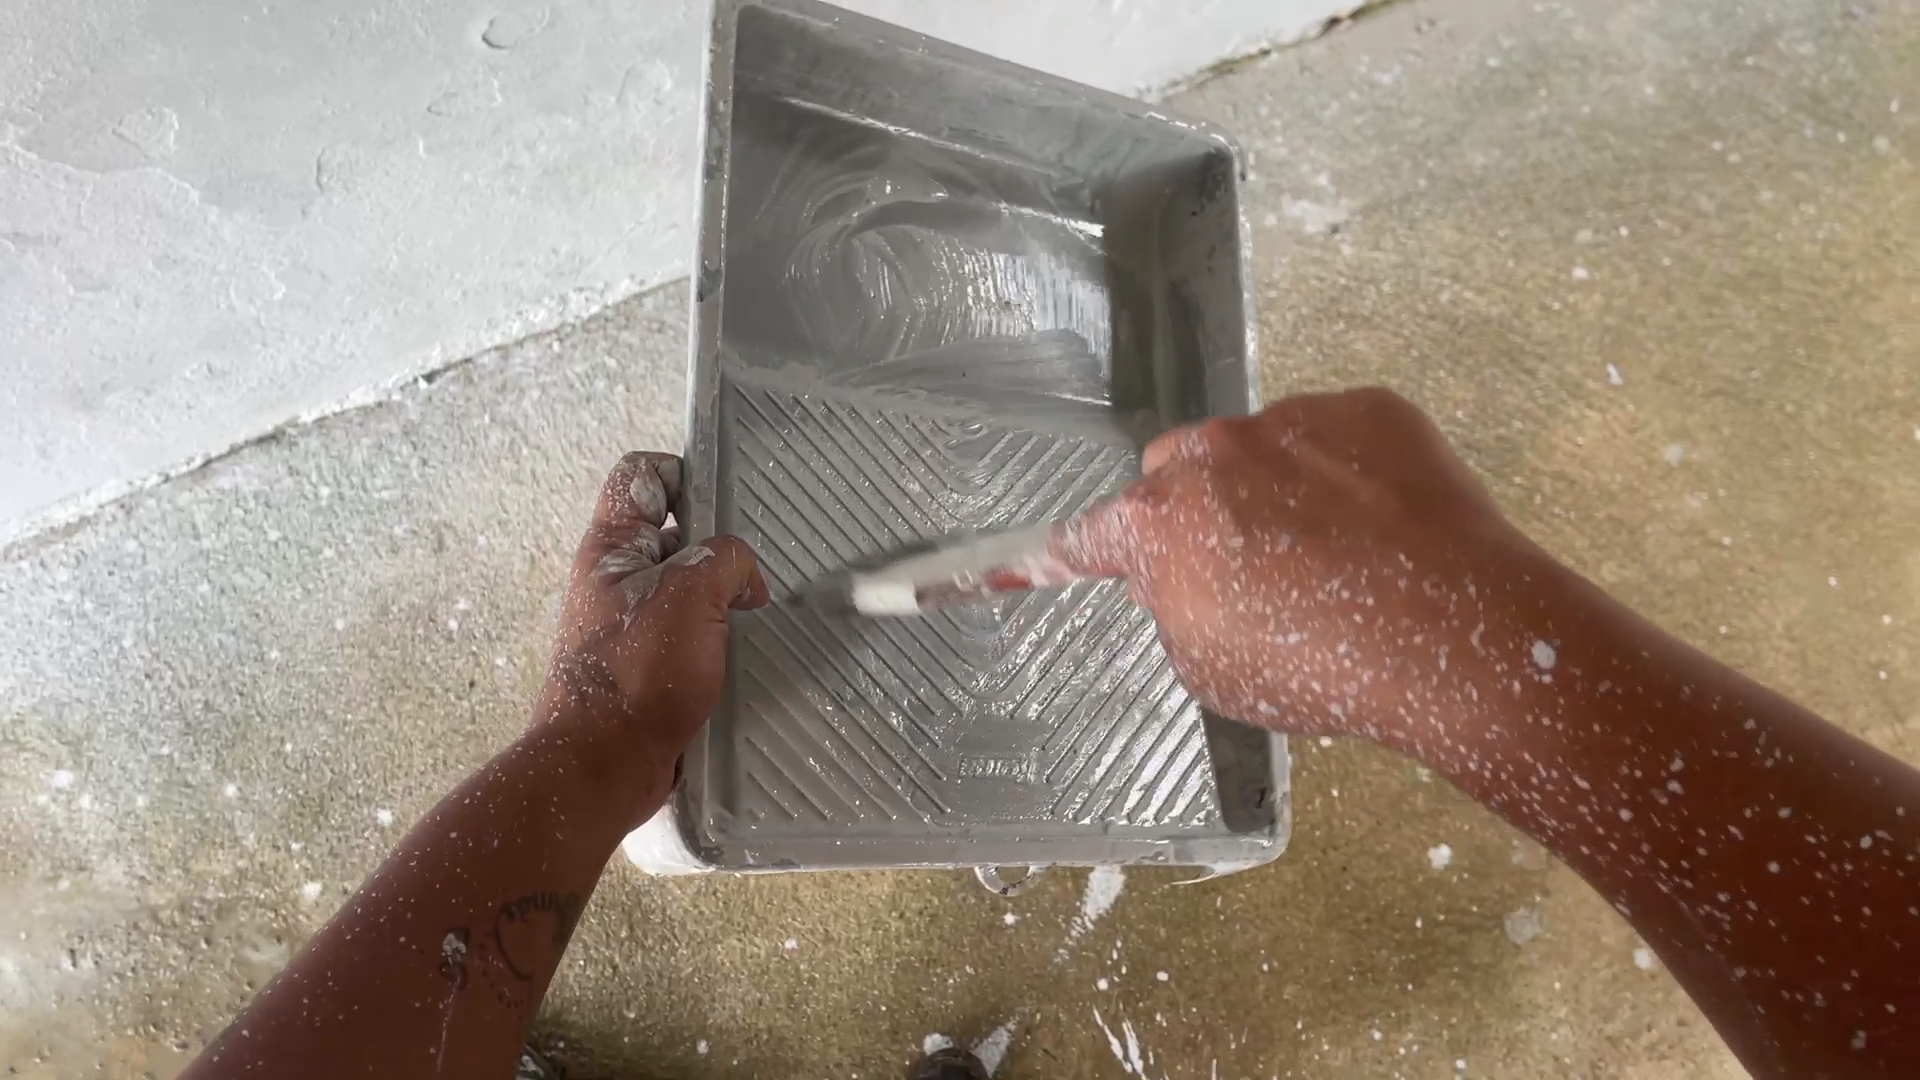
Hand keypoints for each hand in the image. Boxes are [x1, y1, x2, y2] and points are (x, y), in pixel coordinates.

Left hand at [539, 452, 767, 813]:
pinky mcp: (647, 655)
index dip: (683, 472)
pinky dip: (716, 623)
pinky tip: (740, 640)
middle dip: (716, 538)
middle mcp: (616, 574)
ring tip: (755, 604)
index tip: (726, 503)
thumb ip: (726, 560)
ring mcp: (630, 617)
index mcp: (612, 546)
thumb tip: (744, 578)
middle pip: (672, 526)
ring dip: (722, 587)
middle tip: (752, 563)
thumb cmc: (641, 671)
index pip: (641, 474)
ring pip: (686, 577)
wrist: (606, 764)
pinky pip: (689, 620)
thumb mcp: (691, 596)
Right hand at [1054, 388, 1541, 739]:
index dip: (1057, 554)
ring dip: (1261, 488)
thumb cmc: (1315, 669)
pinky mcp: (1364, 407)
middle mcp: (1208, 452)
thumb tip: (1173, 573)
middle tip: (1238, 565)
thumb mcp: (1207, 668)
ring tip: (1324, 548)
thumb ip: (1169, 607)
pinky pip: (1323, 435)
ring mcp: (1288, 418)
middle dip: (1186, 514)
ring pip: (1247, 450)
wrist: (1461, 640)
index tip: (1025, 561)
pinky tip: (1372, 520)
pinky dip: (1332, 470)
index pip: (1084, 536)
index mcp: (1157, 520)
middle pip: (1170, 475)